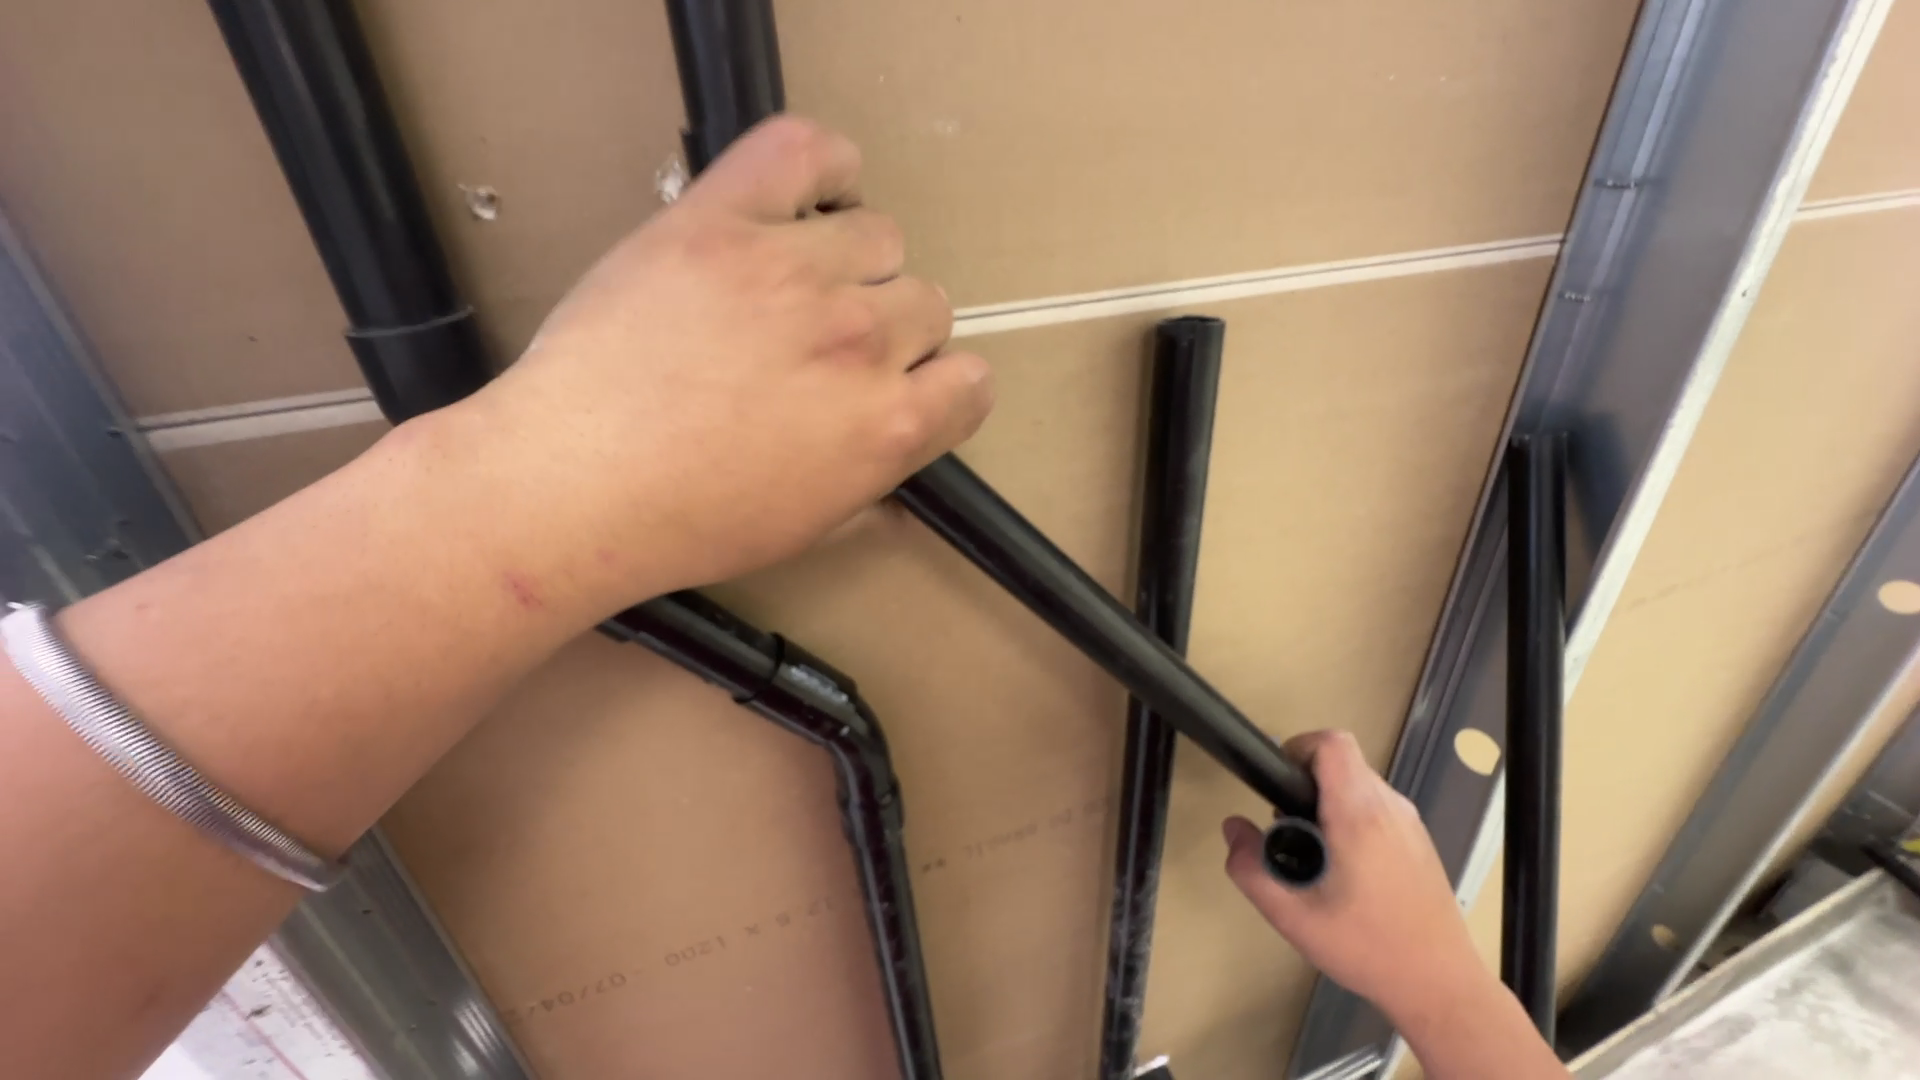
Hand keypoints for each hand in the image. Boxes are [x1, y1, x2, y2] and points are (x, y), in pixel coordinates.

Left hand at [456, 116, 992, 607]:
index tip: (905, 393)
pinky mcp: (724, 220)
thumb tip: (902, 471)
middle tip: (827, 354)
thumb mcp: (807, 529)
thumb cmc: (690, 521)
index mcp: (889, 425)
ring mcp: (796, 272)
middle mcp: (862, 342)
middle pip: (929, 305)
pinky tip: (808, 199)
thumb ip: (876, 488)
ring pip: (880, 237)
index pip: (974, 382)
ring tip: (794, 291)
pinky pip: (807, 151)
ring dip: (853, 266)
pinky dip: (825, 166)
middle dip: (892, 333)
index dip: (942, 390)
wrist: (575, 483)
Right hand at [1222, 730, 1483, 1023]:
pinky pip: (1377, 808)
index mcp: (1359, 814)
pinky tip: (1347, 871)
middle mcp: (1390, 808)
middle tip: (1291, 832)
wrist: (1443, 988)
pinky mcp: (1420, 842)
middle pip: (1341, 763)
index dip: (1297, 749)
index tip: (1279, 786)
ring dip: (1328, 803)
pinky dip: (1352, 820)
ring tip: (1317, 857)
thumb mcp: (1292, 916)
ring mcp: (1410, 824)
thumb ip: (1250, 867)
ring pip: (1359, 785)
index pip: (1331, 742)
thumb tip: (1233, 828)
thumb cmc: (1368, 948)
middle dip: (1306, 785)